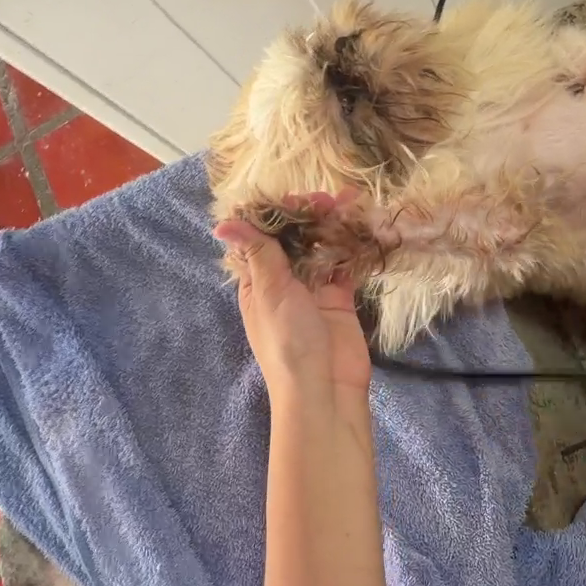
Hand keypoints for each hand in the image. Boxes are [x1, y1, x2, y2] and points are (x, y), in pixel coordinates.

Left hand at [216, 212, 372, 402]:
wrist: (324, 388)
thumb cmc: (288, 341)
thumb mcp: (270, 292)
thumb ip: (258, 254)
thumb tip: (223, 224)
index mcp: (257, 282)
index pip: (263, 237)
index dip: (277, 214)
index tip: (296, 197)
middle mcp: (284, 283)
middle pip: (295, 239)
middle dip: (310, 216)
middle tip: (329, 199)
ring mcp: (314, 290)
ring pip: (322, 249)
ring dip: (333, 226)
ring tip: (350, 204)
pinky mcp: (340, 299)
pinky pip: (344, 267)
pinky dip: (351, 247)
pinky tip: (362, 228)